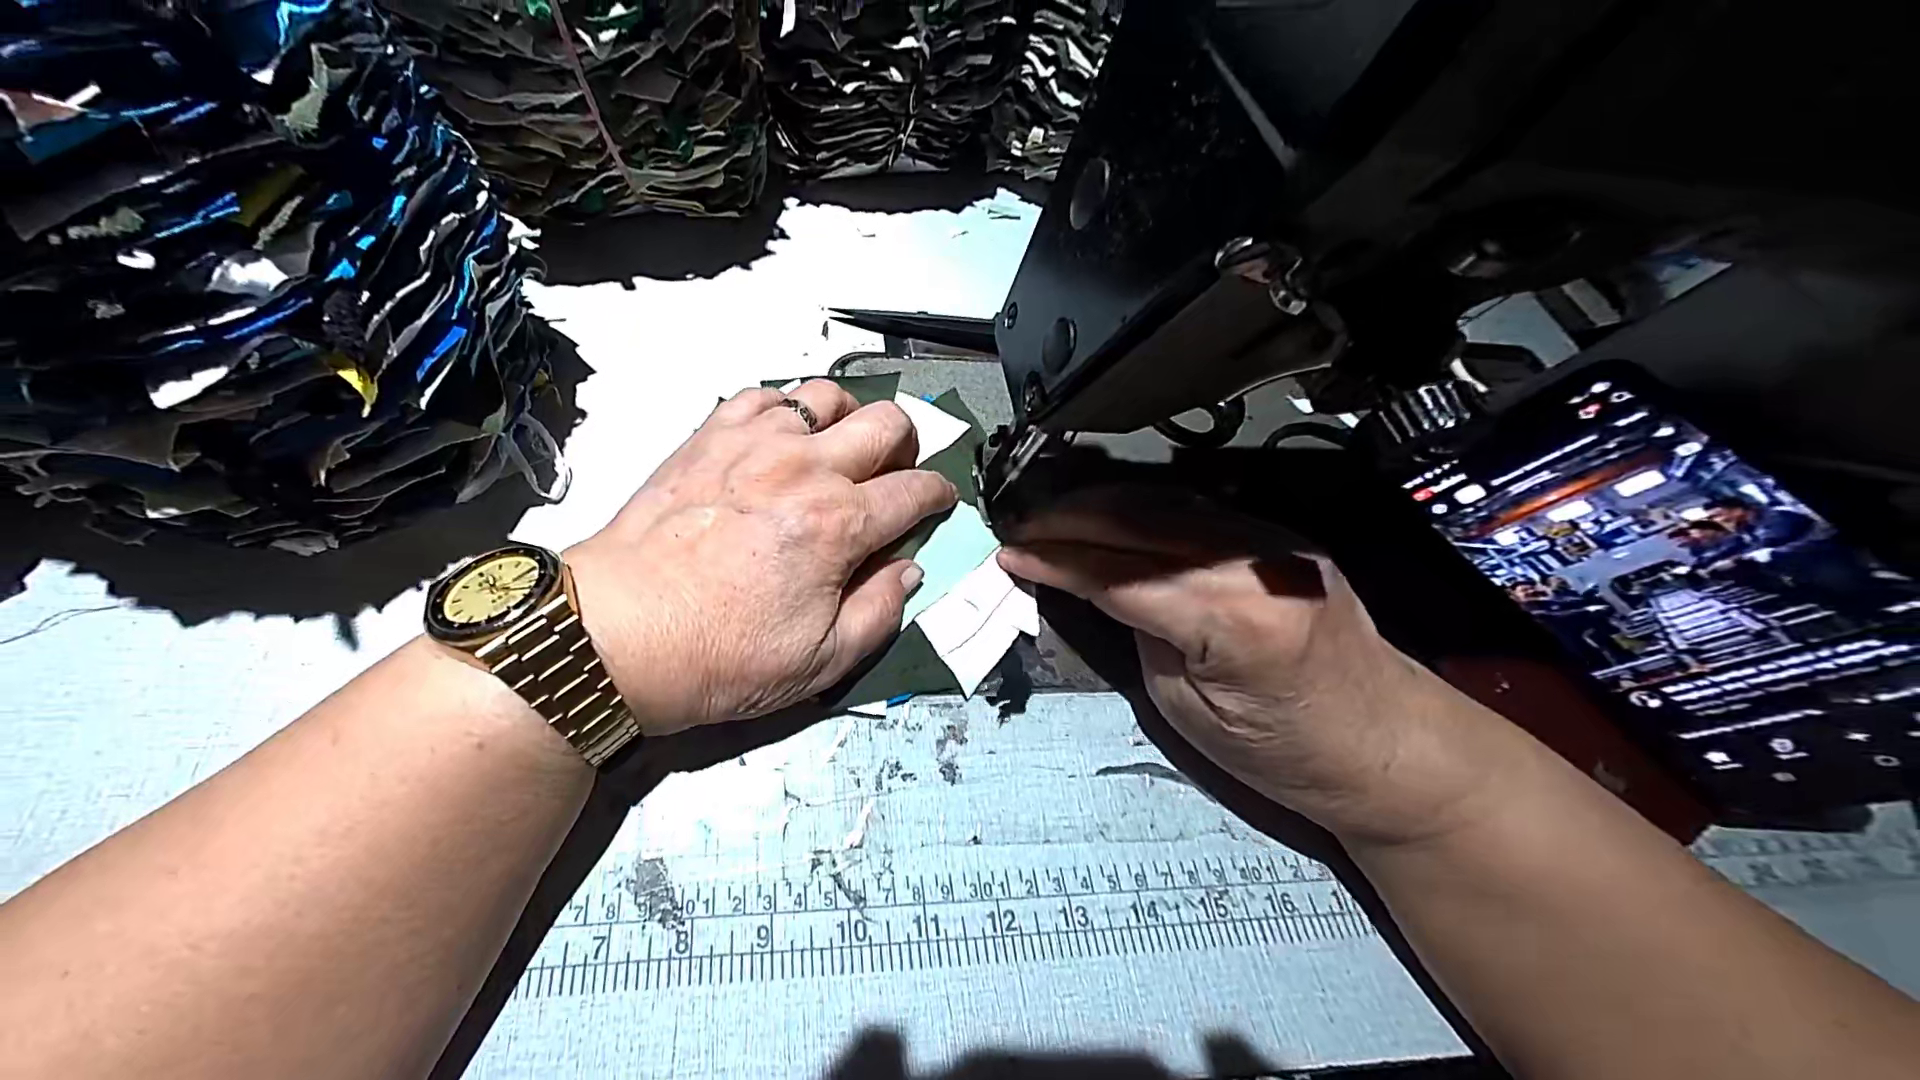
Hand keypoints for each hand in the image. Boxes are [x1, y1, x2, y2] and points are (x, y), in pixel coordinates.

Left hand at [566, 381, 955, 735]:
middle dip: (908, 446)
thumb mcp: (823, 660)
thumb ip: (881, 610)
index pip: (916, 490)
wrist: (616, 635)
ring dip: (851, 420)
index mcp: (840, 524)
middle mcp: (805, 468)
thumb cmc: (721, 656)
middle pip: (888, 423)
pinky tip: (783, 441)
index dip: (939, 494)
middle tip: (894, 475)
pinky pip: (766, 395)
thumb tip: (906, 568)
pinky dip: (788, 411)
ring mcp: (755, 443)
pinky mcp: (710, 436)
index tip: (938, 500)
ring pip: (829, 395)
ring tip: (840, 452)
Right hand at [998, 487, 1523, 847]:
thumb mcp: (1184, 708)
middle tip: (1019, 527)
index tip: (1009, 552)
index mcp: (1229, 617)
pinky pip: (1193, 510)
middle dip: (1068, 519)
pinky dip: (1139, 510)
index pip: (1117, 573)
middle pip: (1136, 521)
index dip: (1055, 560)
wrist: (1387, 745)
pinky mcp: (1280, 534)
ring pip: (1162, 503)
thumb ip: (1141, 630)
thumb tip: (1097, 583)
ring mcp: (1273, 539)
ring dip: (1099, 505)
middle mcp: (1253, 560)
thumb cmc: (1281, 753)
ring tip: (1051, 517)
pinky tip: (1108, 515)